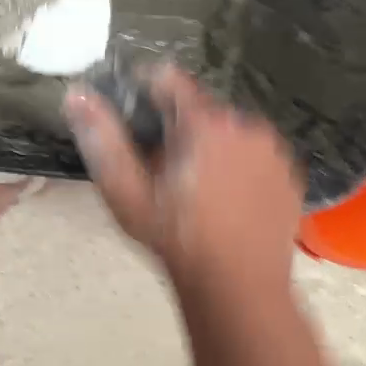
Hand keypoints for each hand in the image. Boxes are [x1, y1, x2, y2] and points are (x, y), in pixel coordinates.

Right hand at [63, 64, 304, 293]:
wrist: (239, 287)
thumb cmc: (173, 235)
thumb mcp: (123, 187)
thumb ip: (100, 135)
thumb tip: (76, 92)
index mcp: (206, 124)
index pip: (168, 79)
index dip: (140, 89)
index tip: (125, 112)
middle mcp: (248, 127)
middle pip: (196, 107)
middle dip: (172, 124)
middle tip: (152, 162)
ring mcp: (274, 152)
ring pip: (224, 129)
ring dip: (202, 142)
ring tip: (184, 180)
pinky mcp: (289, 176)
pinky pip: (249, 152)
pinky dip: (230, 161)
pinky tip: (215, 194)